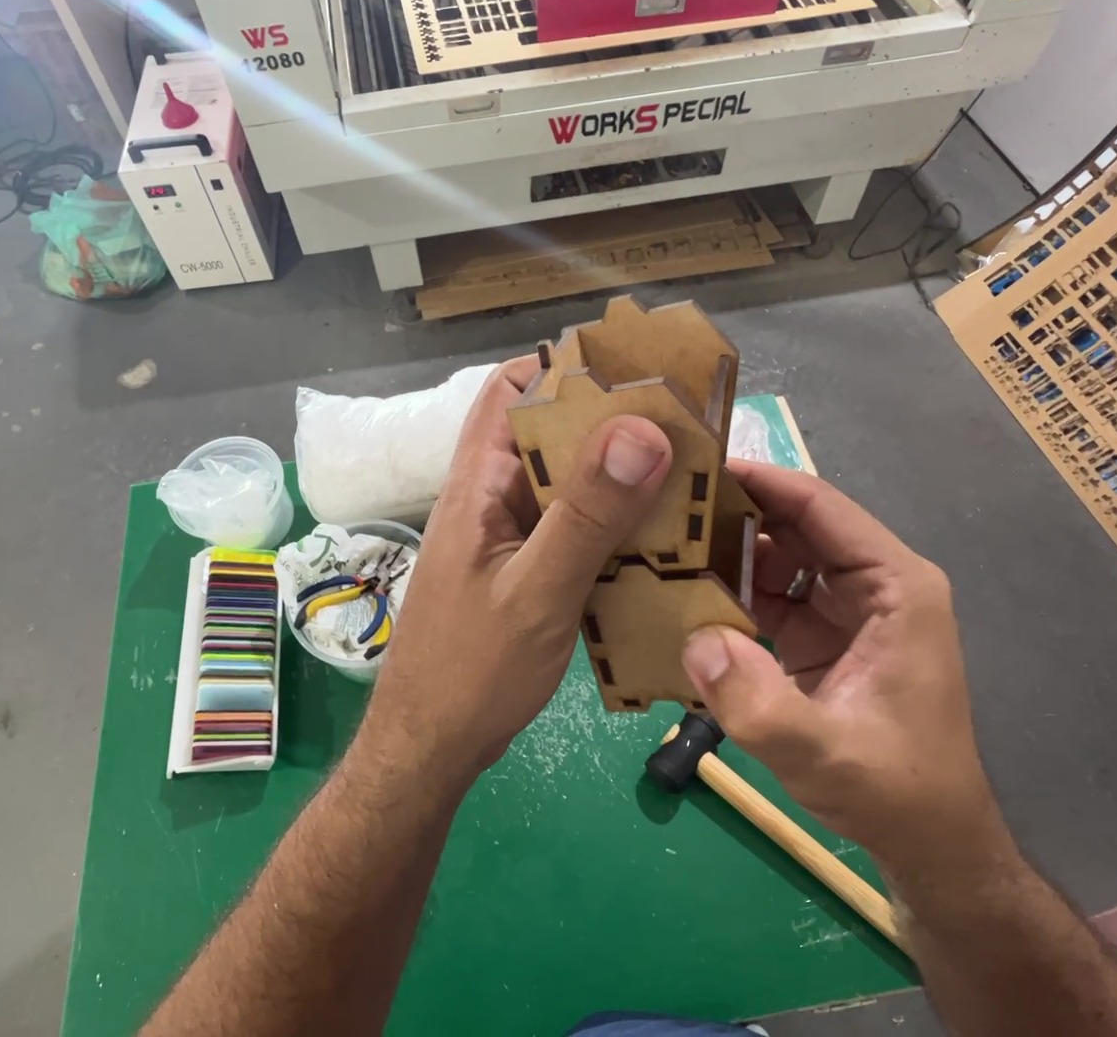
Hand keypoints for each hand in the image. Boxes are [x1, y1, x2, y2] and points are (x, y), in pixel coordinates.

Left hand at [363, 356, 672, 778]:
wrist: (431, 747)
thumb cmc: (471, 671)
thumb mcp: (535, 592)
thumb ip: (586, 516)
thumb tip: (641, 429)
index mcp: (476, 486)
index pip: (508, 393)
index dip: (563, 369)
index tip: (633, 369)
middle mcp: (489, 501)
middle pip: (547, 437)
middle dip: (610, 425)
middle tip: (683, 426)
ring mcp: (506, 540)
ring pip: (565, 487)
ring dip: (617, 480)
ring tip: (685, 476)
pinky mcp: (523, 574)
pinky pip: (571, 532)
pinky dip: (611, 528)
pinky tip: (657, 540)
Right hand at [680, 460, 1002, 866]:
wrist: (927, 842)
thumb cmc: (894, 790)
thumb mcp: (823, 753)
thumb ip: (758, 702)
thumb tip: (694, 639)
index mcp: (895, 587)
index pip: (821, 506)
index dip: (760, 481)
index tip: (695, 467)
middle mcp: (874, 584)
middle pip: (795, 524)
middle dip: (732, 515)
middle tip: (661, 510)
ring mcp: (847, 610)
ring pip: (779, 557)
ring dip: (726, 554)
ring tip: (661, 548)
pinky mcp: (823, 636)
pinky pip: (770, 596)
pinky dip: (730, 594)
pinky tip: (683, 598)